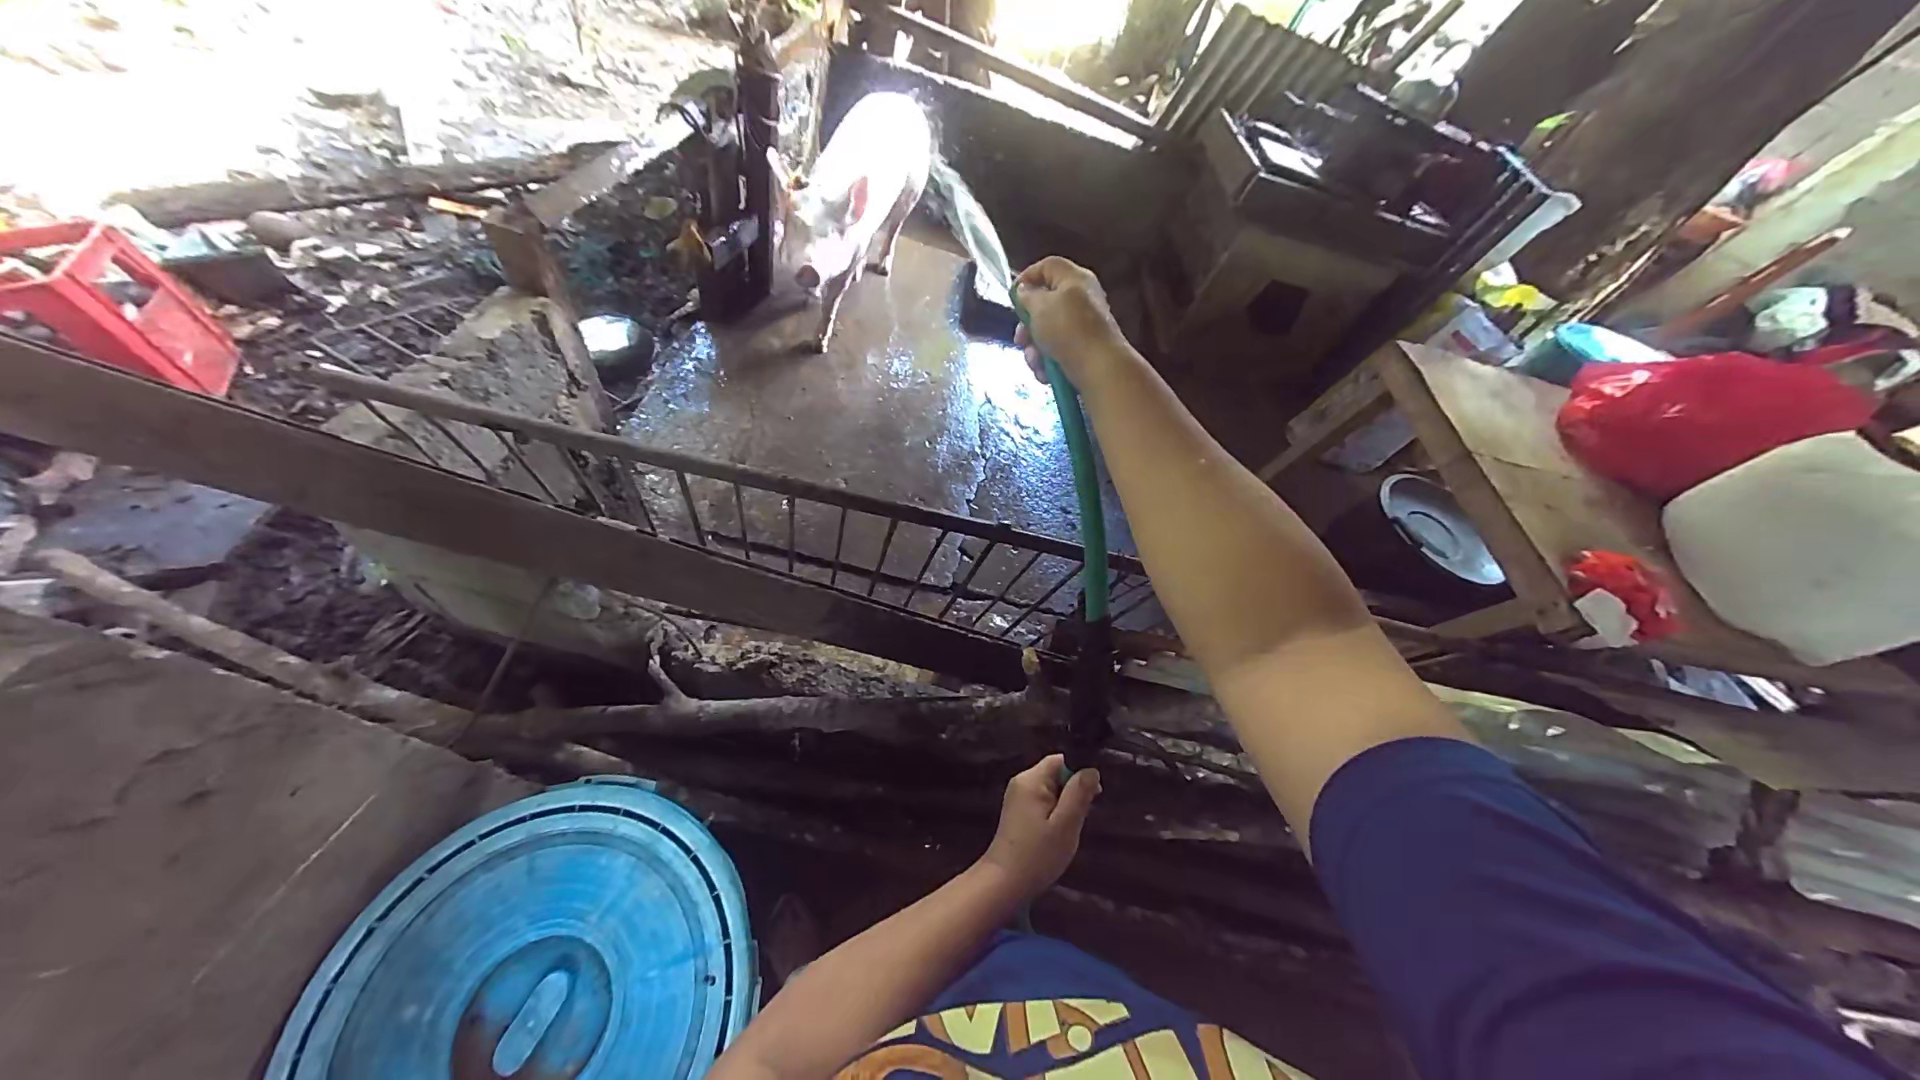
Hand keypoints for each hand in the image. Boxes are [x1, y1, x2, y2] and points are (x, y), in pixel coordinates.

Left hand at [978, 755, 1100, 900]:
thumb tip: (1091, 770)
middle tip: (1080, 818)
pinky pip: (1043, 801)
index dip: (1080, 773)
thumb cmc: (1038, 855)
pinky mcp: (1018, 811)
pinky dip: (1055, 813)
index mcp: (1031, 780)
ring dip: (1065, 805)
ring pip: (1051, 789)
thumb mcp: (1066, 825)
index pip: (1061, 760)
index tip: (1093, 796)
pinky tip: (1057, 833)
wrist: (1005, 882)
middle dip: (1073, 792)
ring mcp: (1018, 797)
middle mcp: (1022, 782)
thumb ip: (1079, 794)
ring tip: (1068, 829)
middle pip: (1056, 774)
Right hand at [1014, 257, 1130, 390]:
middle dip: (1027, 325)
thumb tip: (1025, 290)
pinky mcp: (1083, 350)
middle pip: (1045, 304)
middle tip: (1020, 339)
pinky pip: (1057, 351)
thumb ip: (1028, 295)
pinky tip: (1045, 373)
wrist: (1099, 368)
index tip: (1012, 296)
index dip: (1026, 277)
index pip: (1047, 266)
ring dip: (1035, 349)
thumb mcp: (1040, 307)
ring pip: (1047, 333)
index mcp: (1074, 279)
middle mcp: (1081, 299)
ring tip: (1036, 361)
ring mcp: (1083, 326)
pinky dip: (1047, 362)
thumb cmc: (1068, 330)